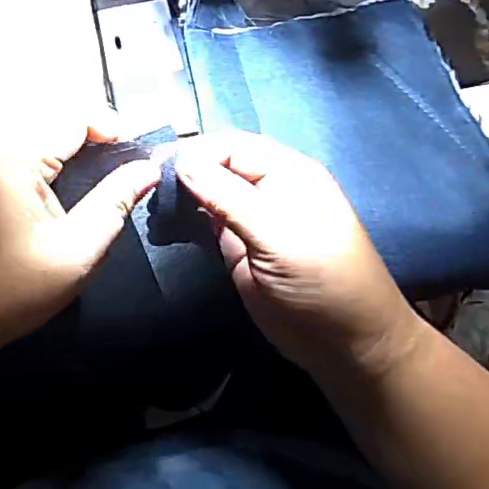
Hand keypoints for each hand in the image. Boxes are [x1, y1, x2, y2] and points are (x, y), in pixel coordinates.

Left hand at [0, 116, 159, 374]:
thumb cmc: (11, 291)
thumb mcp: (78, 251)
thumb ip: (117, 201)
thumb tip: (149, 167)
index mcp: (11, 154)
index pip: (76, 115)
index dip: (114, 131)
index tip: (139, 160)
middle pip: (56, 115)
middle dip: (94, 134)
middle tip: (122, 169)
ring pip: (38, 126)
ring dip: (71, 142)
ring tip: (99, 175)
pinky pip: (19, 143)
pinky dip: (47, 153)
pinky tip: (64, 181)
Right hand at [174, 132, 428, 378]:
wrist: (343, 342)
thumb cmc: (321, 280)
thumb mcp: (277, 234)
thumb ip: (228, 196)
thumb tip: (182, 161)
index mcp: (288, 172)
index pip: (233, 145)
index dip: (195, 151)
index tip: (154, 165)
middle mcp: (268, 187)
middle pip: (219, 164)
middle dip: (184, 169)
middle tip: (145, 182)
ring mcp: (252, 217)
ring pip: (209, 190)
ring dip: (182, 192)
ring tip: (150, 199)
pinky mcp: (238, 245)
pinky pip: (208, 220)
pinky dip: (186, 216)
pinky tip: (165, 218)